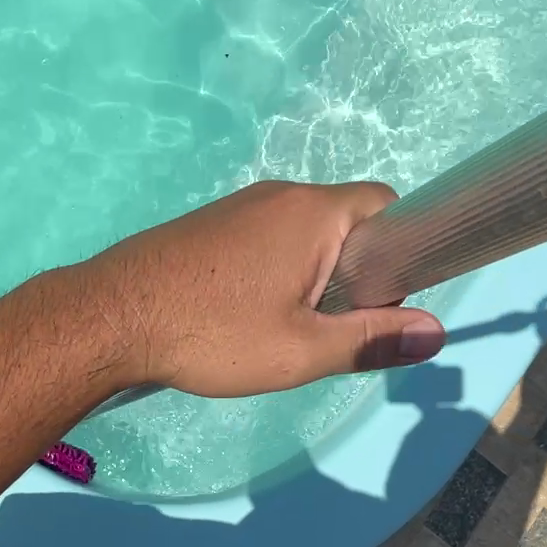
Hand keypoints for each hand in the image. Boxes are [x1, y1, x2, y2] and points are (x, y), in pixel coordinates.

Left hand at [74, 180, 445, 397]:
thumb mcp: (299, 351)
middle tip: (318, 328)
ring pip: (297, 237)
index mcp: (313, 212)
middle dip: (347, 273)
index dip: (396, 256)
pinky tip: (234, 314)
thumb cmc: (210, 333)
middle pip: (342, 225)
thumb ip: (369, 340)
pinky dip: (264, 274)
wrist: (108, 318)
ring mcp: (234, 208)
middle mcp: (277, 195)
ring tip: (272, 328)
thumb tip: (437, 332)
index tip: (370, 305)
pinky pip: (257, 242)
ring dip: (302, 277)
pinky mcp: (203, 227)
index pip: (388, 208)